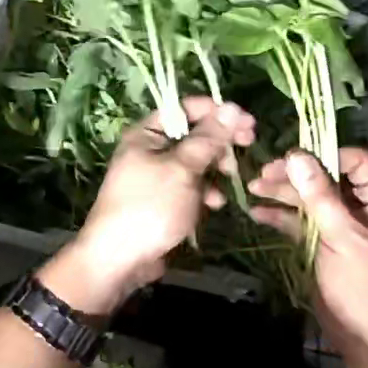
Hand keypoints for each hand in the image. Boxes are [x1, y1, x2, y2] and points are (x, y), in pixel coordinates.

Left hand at [44, 98, 254, 314]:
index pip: (185, 109)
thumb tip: (230, 107)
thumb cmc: (149, 206)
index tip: (247, 121)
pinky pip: (190, 187)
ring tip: (229, 178)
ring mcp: (157, 176)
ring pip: (196, 163)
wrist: (119, 259)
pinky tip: (213, 205)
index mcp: (146, 134)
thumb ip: (208, 139)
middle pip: (193, 135)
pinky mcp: (164, 200)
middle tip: (248, 144)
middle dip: (219, 142)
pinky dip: (204, 192)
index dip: (216, 111)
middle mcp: (150, 150)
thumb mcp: (182, 169)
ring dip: (214, 170)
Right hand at [248, 148, 367, 359]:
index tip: (288, 157)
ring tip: (252, 189)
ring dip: (284, 195)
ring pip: (313, 201)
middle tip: (261, 175)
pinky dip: (284, 218)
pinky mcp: (329, 249)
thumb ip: (319, 195)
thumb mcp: (344, 237)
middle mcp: (367, 211)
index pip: (355, 161)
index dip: (323, 155)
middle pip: (329, 179)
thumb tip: (295, 155)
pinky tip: (258, 213)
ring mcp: (347, 230)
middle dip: (295, 176)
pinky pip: (305, 225)